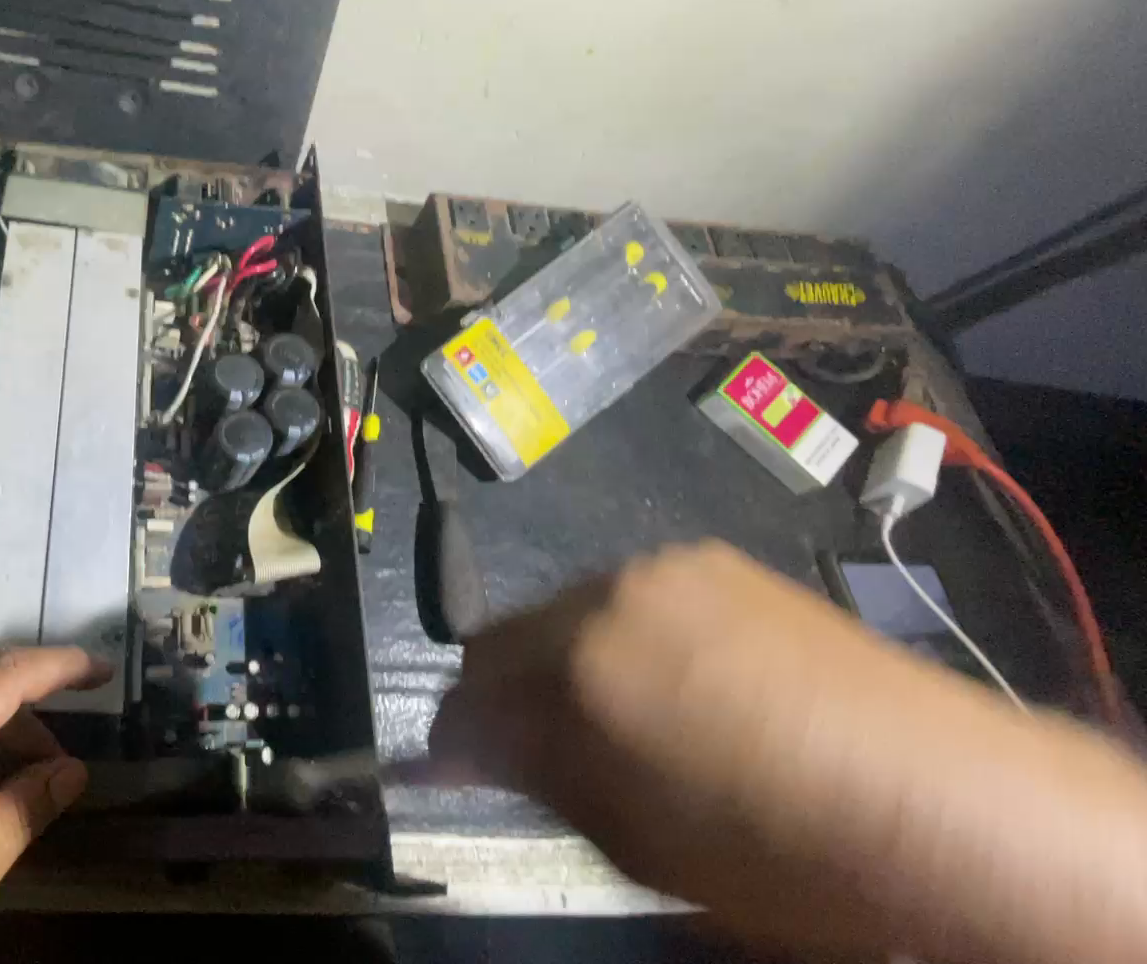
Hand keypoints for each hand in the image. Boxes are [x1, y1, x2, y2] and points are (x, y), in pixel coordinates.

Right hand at [432, 541, 1146, 963]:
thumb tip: (460, 753)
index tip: (456, 768)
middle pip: (503, 638)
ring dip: (564, 662)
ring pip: (564, 613)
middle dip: (504, 696)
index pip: (469, 694)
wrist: (959, 806)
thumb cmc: (786, 853)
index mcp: (582, 666)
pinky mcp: (713, 561)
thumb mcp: (636, 838)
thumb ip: (535, 776)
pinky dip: (621, 638)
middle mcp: (606, 594)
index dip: (454, 739)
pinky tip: (673, 682)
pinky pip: (627, 599)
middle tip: (536, 749)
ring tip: (619, 715)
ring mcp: (663, 568)